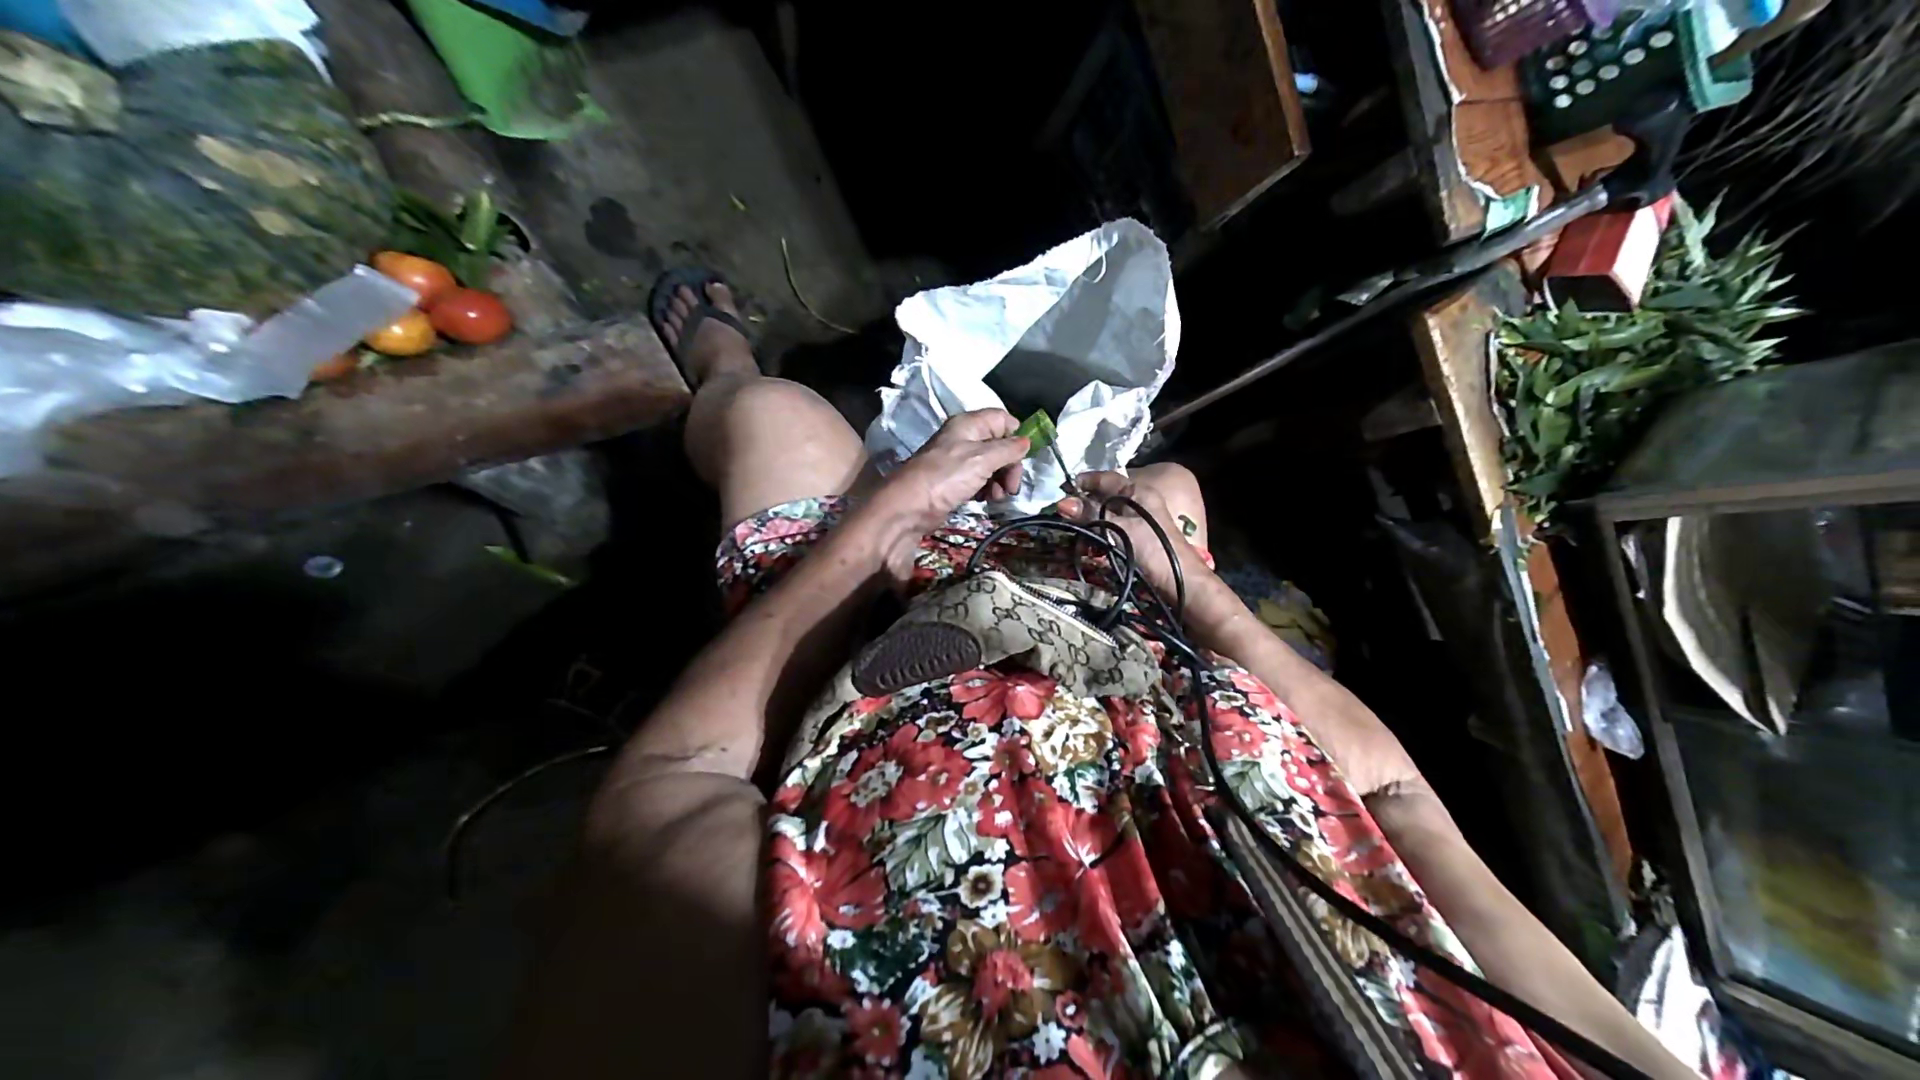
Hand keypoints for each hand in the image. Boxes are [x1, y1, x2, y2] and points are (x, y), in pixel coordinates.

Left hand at [860, 409, 1027, 579]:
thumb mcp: (981, 458)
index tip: (1025, 457)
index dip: (1016, 435)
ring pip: (990, 466)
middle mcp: (962, 439)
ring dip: (1000, 480)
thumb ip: (1007, 449)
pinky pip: (978, 481)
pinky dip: (986, 489)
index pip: (1002, 419)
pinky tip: (986, 500)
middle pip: (999, 445)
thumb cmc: (945, 478)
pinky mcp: (952, 483)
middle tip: (1011, 487)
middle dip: (1010, 465)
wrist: (907, 509)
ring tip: (997, 497)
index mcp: (967, 425)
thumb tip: (1026, 441)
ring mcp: (956, 462)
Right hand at [1057, 471, 1213, 613]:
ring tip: (1069, 525)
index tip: (1065, 486)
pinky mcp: (1136, 540)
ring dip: (1088, 520)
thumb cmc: (1153, 548)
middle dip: (1084, 501)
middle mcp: (1139, 502)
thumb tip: (1063, 502)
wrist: (1179, 581)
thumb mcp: (1119, 528)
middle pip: (1106, 496)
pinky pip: (1110, 530)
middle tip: (1062, 509)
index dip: (1086, 480)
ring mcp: (1138, 521)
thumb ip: (1091, 514)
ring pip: (1106, 514)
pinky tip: (1086, 540)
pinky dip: (1097, 533)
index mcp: (1139, 492)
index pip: (1108, 478)